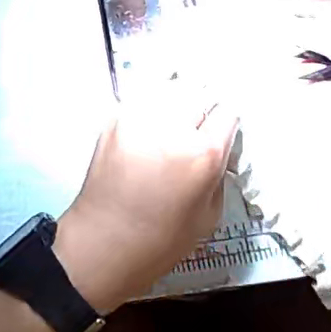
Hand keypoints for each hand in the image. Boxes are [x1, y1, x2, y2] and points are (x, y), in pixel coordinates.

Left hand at [53, 88, 237, 313]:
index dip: (227, 121)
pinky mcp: (116, 120)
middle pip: (201, 92)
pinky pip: (146, 97)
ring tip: (178, 120)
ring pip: (172, 87)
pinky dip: (155, 105)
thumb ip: (218, 172)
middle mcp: (173, 129)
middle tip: (201, 125)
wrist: (103, 244)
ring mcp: (140, 120)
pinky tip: (155, 126)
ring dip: (180, 100)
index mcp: (204, 154)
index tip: (223, 129)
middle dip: (205, 106)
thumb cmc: (160, 240)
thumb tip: (218, 145)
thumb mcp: (210, 214)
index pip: (228, 112)